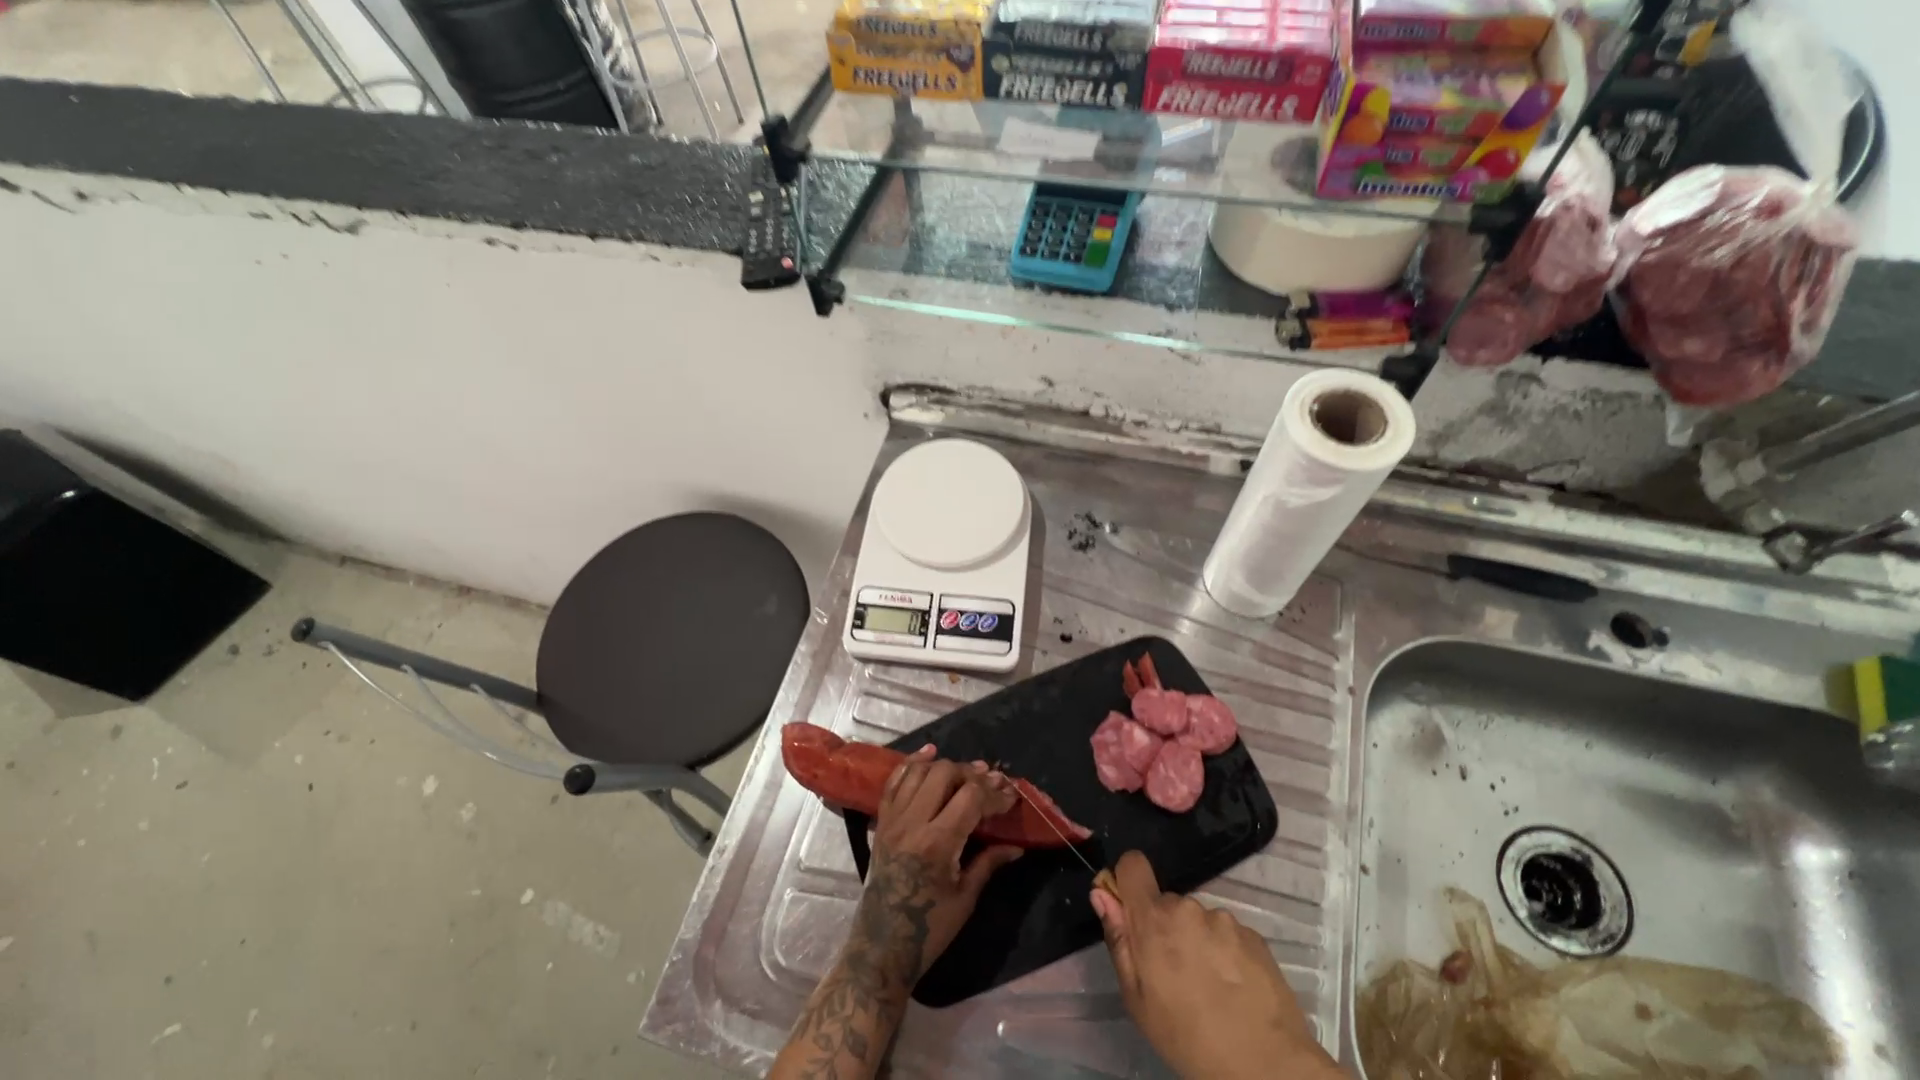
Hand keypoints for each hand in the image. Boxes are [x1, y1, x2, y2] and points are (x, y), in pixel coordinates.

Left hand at [772, 751, 1021, 1079]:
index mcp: (937, 843)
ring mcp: (892, 821)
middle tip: (992, 783)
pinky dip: (911, 765)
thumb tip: (1016, 846)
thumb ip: (988, 862)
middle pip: (944, 773)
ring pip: (918, 772)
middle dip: (973, 773)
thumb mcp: (966, 897)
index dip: (995, 793)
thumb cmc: (930, 928)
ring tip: (967, 771)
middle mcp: (912, 823)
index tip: (1012, 797)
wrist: (882, 946)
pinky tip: (928, 754)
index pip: (971, 797)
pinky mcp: (880, 823)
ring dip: (945, 765)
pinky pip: (894, 782)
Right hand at [1091, 851, 1342, 1079]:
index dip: (1127, 880)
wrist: (1264, 1062)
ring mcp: (1226, 920)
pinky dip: (1224, 953)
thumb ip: (1119, 940)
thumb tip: (1102, 894)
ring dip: (1197, 941)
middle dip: (1165, 928)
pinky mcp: (1255, 936)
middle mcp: (1190, 908)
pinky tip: (1232, 988)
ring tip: (1208, 986)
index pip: (1133, 864)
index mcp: (1154, 919)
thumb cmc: (1186, 1036)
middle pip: (1167, 903)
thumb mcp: (1136, 998)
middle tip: (1174, 975)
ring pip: (1198, 921)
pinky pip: (1227, 935)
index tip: (1130, 911)